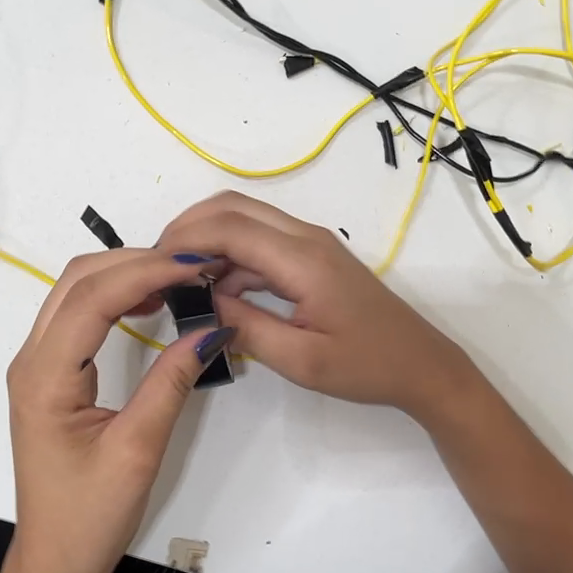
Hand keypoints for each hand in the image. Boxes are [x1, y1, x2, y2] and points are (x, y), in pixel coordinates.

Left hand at [4, 248, 233, 572]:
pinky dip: (115, 297)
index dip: (146, 271)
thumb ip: (171, 383)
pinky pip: (78, 315)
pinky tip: (150, 306)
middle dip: (136, 262)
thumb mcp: (138, 451)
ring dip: (125, 275)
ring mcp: (36, 365)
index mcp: (45, 377)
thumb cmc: (91, 517)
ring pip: (76, 292)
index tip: (197, 266)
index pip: (93, 297)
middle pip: (78, 280)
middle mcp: (32, 360)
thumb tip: (210, 328)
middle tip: (194, 266)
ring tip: (180, 279)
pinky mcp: (49, 375)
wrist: (53, 563)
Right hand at [156, 192, 478, 420]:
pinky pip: (259, 241)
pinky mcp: (312, 256)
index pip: (228, 228)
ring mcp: (310, 243)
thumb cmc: (366, 366)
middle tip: (157, 267)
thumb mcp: (300, 360)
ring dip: (207, 241)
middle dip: (187, 229)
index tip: (151, 268)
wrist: (422, 365)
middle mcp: (305, 237)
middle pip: (232, 207)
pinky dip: (228, 256)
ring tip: (178, 283)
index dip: (183, 240)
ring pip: (244, 219)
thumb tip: (200, 302)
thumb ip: (245, 328)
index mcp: (302, 259)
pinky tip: (214, 291)